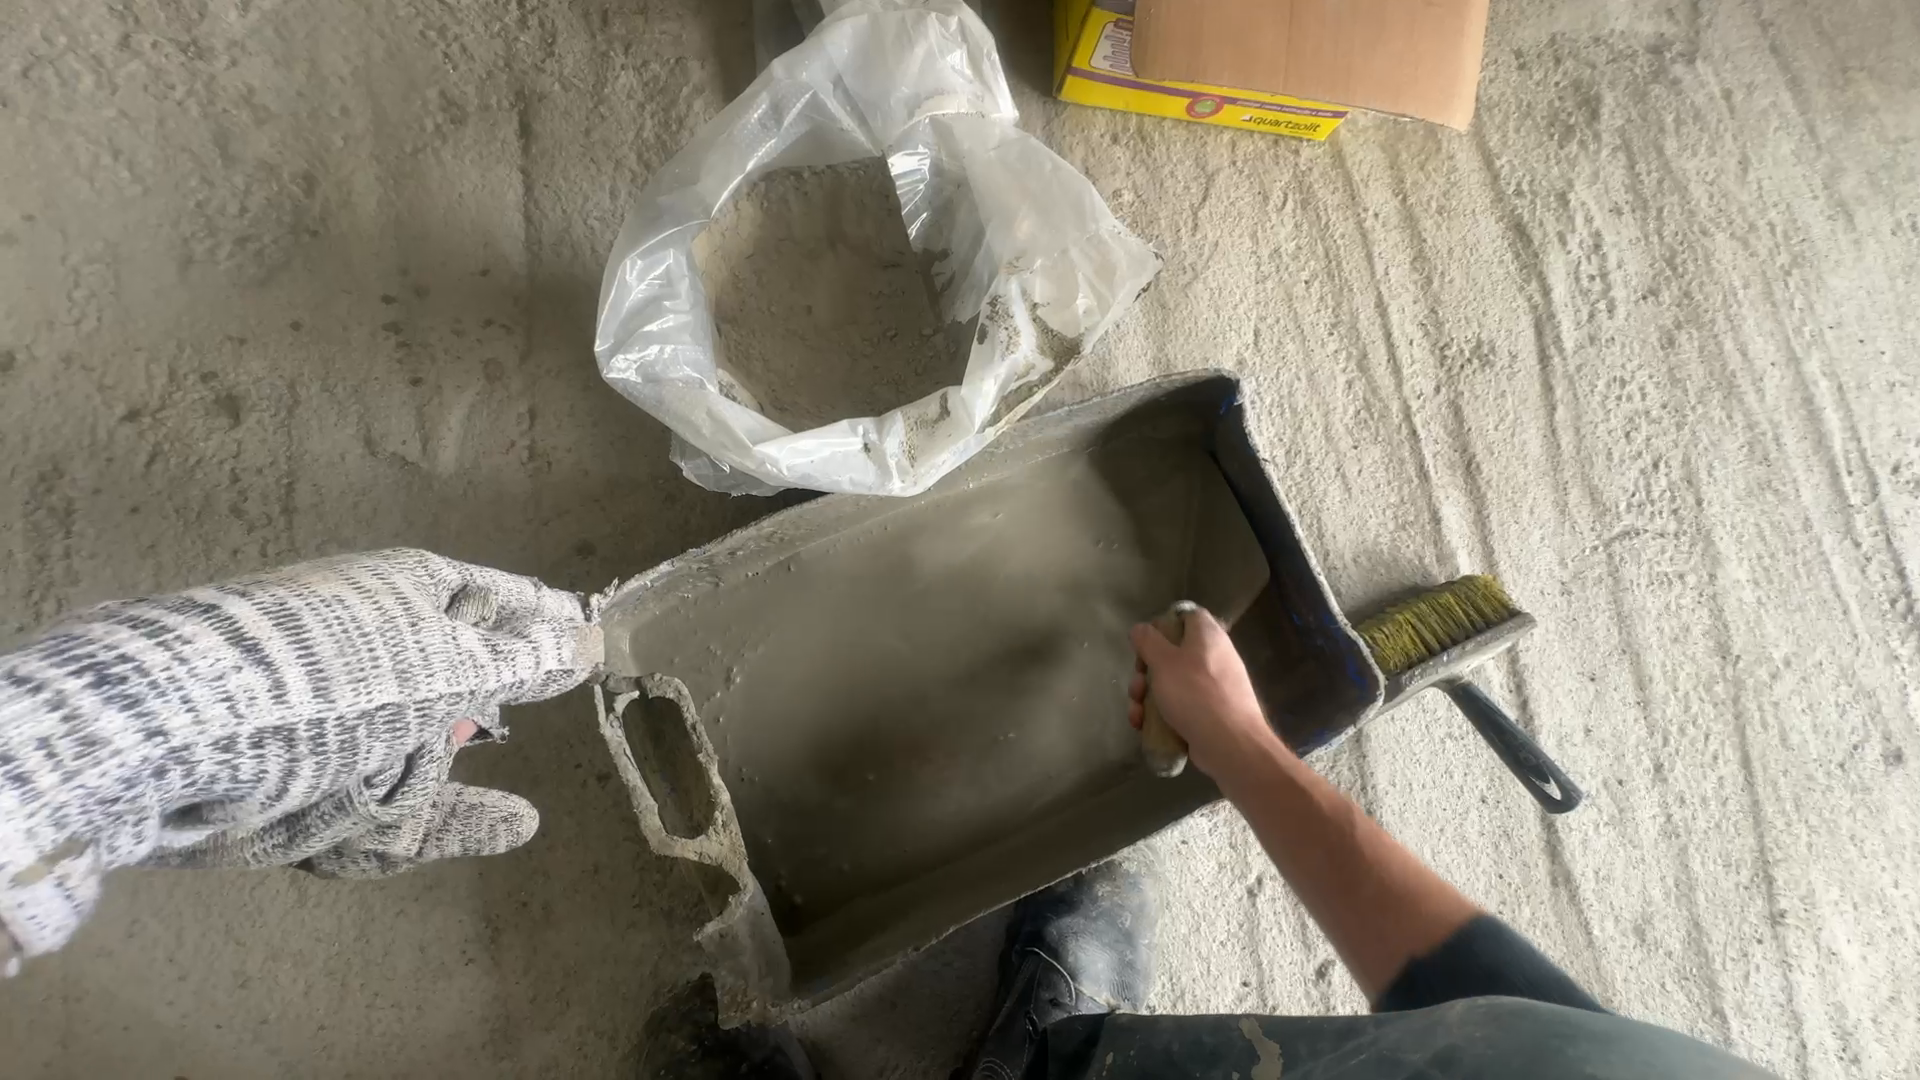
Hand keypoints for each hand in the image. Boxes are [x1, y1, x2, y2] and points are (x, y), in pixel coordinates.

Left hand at [1, 549, 598, 969]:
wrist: (174, 743)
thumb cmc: (341, 676)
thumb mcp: (455, 663)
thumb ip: (528, 659)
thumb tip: (591, 636)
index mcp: (410, 595)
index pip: (500, 597)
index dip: (548, 615)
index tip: (591, 633)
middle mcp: (377, 652)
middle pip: (460, 671)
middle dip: (498, 696)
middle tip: (529, 708)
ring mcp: (341, 719)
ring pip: (427, 742)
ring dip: (461, 767)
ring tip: (509, 805)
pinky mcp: (316, 782)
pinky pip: (400, 803)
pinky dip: (451, 819)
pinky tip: (513, 825)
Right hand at [1127, 606, 1284, 780]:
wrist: (1231, 745)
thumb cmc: (1195, 694)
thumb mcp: (1164, 661)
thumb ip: (1148, 640)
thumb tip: (1140, 629)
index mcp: (1207, 635)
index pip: (1186, 615)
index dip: (1162, 625)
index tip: (1145, 643)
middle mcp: (1213, 656)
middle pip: (1172, 652)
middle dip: (1146, 671)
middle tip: (1137, 685)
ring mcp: (1213, 686)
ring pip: (1171, 682)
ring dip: (1147, 696)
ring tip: (1137, 713)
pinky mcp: (1210, 711)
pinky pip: (1181, 704)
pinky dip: (1161, 713)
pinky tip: (1144, 726)